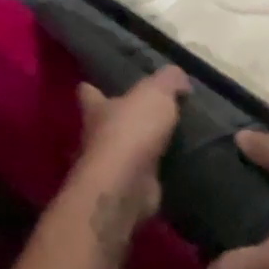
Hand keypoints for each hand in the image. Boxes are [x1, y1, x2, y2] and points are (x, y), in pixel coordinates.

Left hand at [70, 65, 190, 226]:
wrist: (126, 185)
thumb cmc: (132, 130)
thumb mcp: (156, 92)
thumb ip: (168, 80)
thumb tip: (180, 80)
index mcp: (98, 109)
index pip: (89, 94)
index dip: (90, 89)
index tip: (91, 85)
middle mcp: (98, 137)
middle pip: (107, 124)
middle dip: (121, 120)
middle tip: (149, 112)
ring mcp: (111, 167)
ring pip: (127, 151)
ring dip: (143, 147)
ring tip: (172, 137)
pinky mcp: (128, 188)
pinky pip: (145, 174)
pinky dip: (157, 170)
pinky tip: (177, 164)